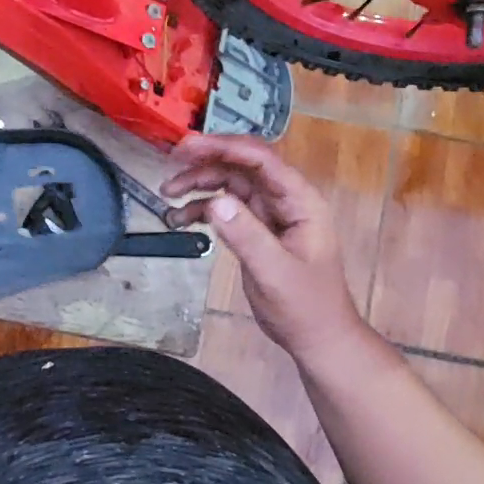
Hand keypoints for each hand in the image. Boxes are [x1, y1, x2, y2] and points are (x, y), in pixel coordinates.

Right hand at [161, 134, 363, 354]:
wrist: (316, 336)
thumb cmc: (305, 306)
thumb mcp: (274, 272)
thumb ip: (246, 236)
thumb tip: (215, 202)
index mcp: (299, 201)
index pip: (260, 160)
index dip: (223, 147)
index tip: (187, 147)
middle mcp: (284, 200)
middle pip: (241, 167)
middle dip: (205, 163)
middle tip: (169, 168)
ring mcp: (269, 214)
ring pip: (230, 184)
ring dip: (199, 184)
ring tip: (167, 194)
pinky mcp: (255, 230)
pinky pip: (226, 208)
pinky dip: (202, 208)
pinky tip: (180, 218)